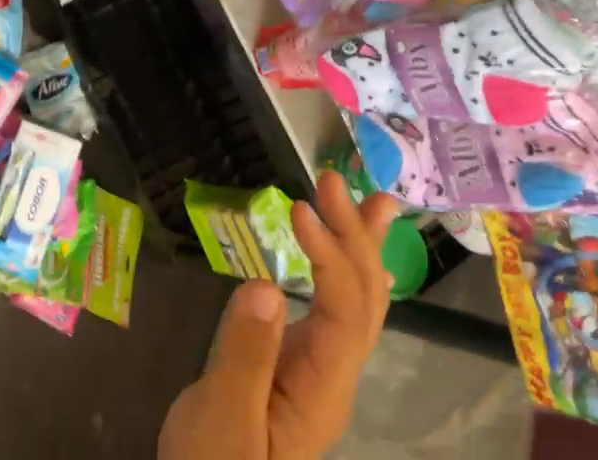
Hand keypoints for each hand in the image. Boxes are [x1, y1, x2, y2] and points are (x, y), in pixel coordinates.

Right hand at [158, 171, 399, 459]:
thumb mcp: (222, 416)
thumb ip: (244, 355)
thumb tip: (267, 287)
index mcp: (321, 387)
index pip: (344, 311)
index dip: (330, 256)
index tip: (300, 209)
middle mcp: (334, 376)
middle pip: (364, 300)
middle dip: (354, 237)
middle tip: (336, 180)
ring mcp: (321, 372)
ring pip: (359, 305)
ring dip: (363, 249)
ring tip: (374, 202)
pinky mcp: (300, 367)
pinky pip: (339, 313)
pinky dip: (348, 274)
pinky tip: (351, 258)